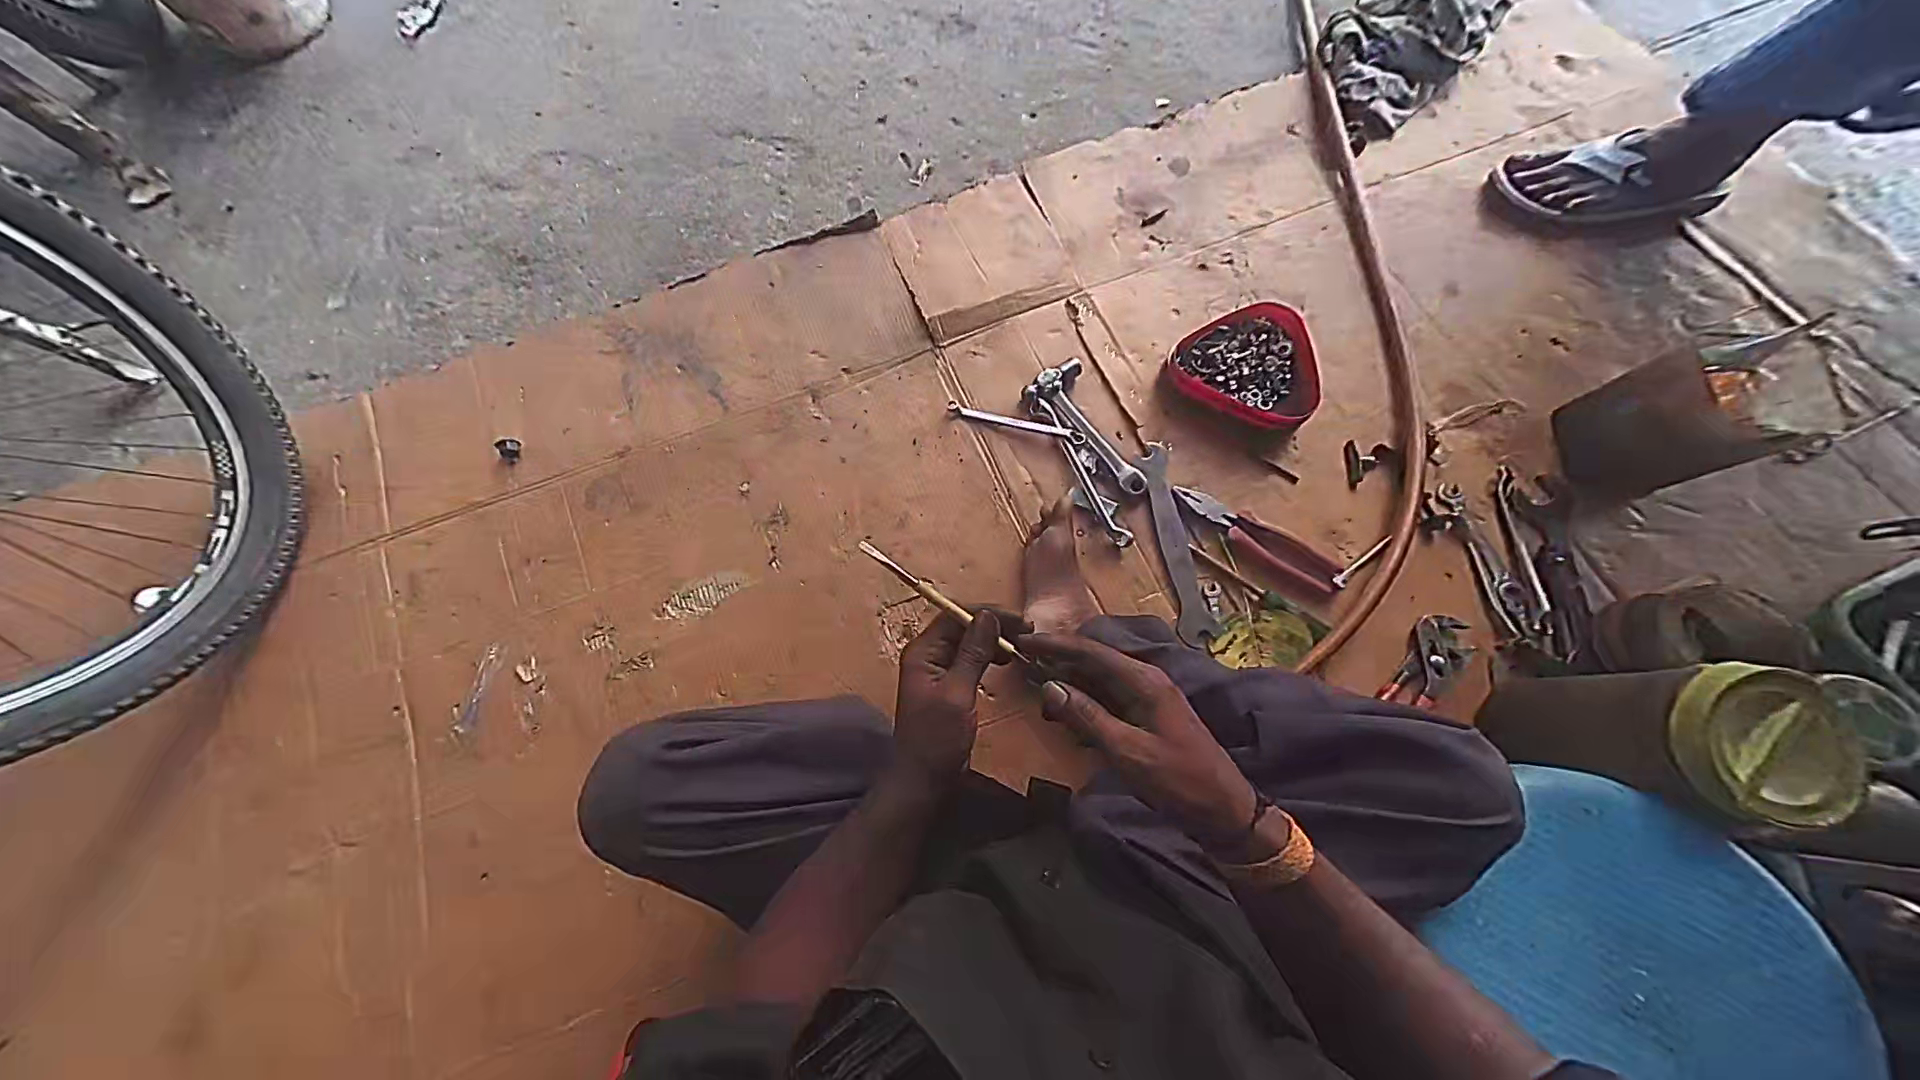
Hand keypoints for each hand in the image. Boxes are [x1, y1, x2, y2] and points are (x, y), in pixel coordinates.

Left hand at [892, 610, 1006, 786]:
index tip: (1019, 621)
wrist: (922, 781)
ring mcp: (936, 670)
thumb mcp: (958, 693)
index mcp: (922, 651)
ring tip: (1020, 646)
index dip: (987, 613)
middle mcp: (926, 655)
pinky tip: (1005, 661)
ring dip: (992, 640)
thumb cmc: (937, 740)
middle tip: (1027, 632)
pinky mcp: (947, 685)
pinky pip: (968, 659)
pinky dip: (987, 656)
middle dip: (993, 625)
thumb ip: (972, 653)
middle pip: (961, 626)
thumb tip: (989, 616)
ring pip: (967, 642)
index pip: (955, 615)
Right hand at [1021, 632, 1262, 854]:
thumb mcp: (1126, 750)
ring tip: (1038, 689)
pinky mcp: (1147, 715)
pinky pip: (1108, 698)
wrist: (1224, 811)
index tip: (1024, 641)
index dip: (1054, 644)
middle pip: (1093, 659)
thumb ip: (1086, 716)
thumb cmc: (1177, 780)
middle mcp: (1145, 680)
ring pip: (1099, 679)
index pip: (1090, 650)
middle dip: (1058, 660)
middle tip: (1024, 665)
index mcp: (1144, 680)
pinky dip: (1084, 701)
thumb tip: (1049, 686)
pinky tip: (1066, 713)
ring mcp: (1148, 697)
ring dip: (1069, 682)